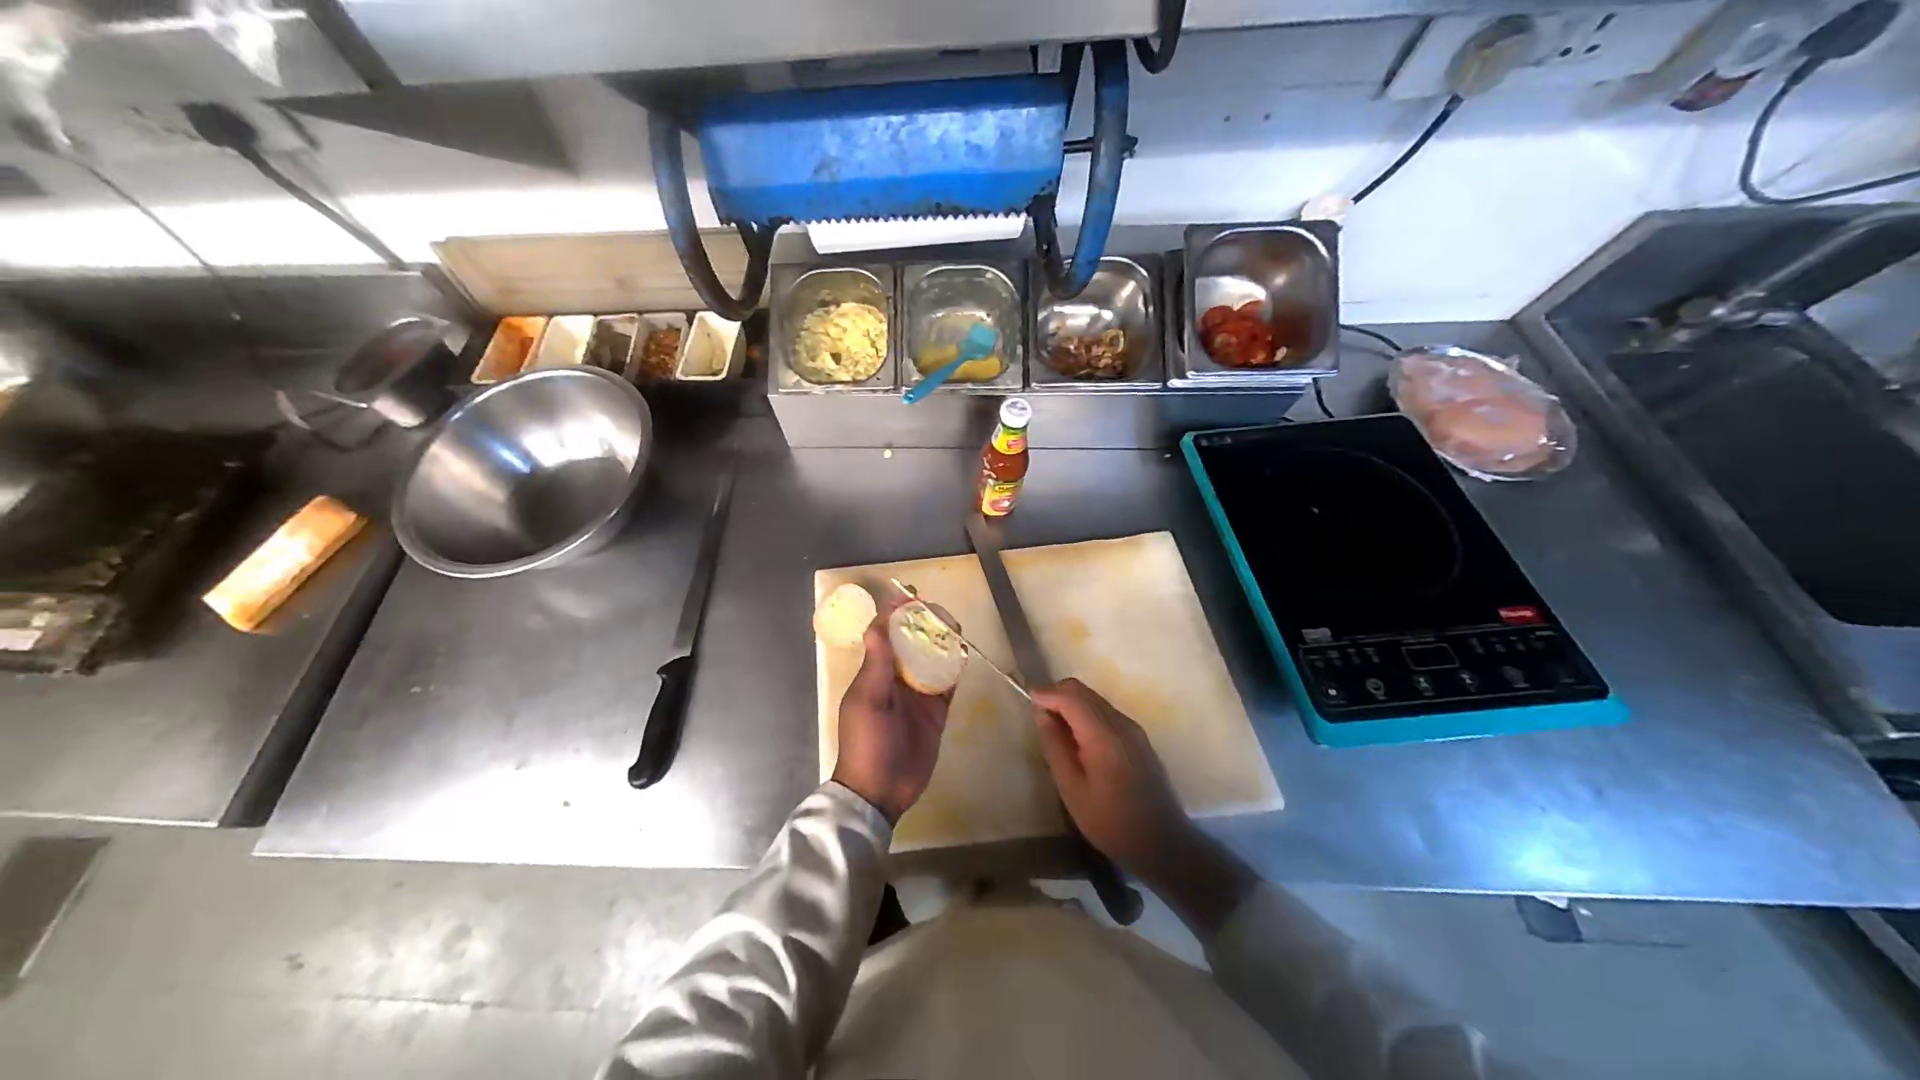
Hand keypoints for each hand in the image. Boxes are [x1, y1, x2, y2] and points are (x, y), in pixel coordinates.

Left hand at [832, 598, 950, 822]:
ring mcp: (917, 696)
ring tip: (956, 626)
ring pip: (932, 661)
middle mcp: (896, 680)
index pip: (884, 637)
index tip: (908, 596)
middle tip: (940, 611)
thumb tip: (877, 625)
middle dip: (923, 626)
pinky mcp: (935, 713)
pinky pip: (947, 685)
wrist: (880, 791)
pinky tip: (965, 654)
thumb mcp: (867, 701)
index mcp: (874, 675)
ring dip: (941, 644)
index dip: (894, 616)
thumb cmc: (867, 743)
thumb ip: (877, 665)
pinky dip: (955, 669)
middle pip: (911, 645)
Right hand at [1030, 678, 1194, 875]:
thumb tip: (1042, 714)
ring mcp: (1134, 729)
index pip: (1071, 696)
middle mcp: (1122, 723)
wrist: (1162, 842)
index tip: (1027, 700)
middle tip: (1038, 717)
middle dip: (1058, 695)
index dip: (1047, 693)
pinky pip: (1107, 713)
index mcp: (1104, 735)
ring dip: (1072, 704)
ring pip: (1096, 700)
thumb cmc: (1111, 822)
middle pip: (1084, 692)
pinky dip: (1087, 715)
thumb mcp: (1072, 789)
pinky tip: (1079, 740)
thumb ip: (1055, 746)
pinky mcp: (1139, 738)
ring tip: (1056, 730)